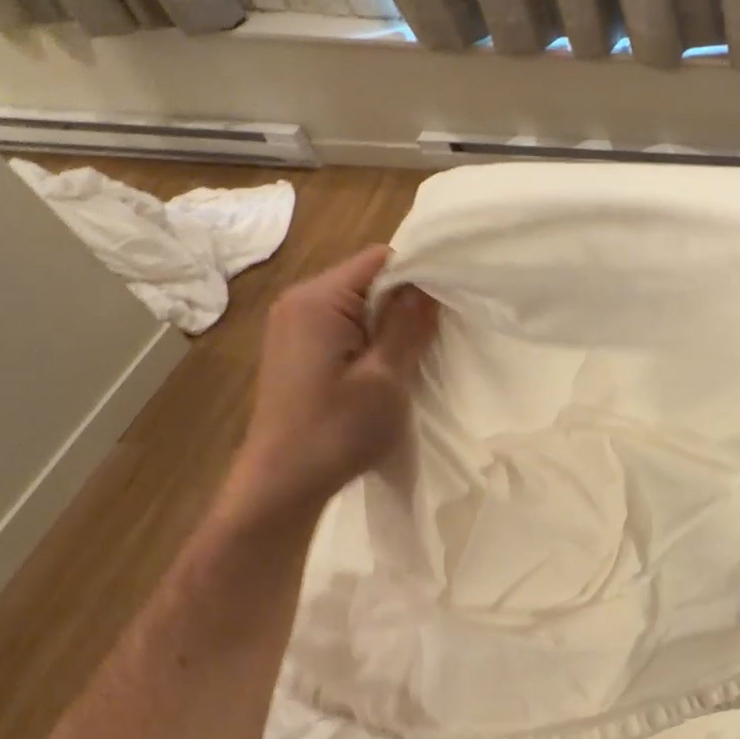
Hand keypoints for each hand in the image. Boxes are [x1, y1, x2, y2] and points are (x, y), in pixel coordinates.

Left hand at [224, 245, 438, 522]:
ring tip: (421, 353)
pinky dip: (373, 338)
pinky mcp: (298, 349)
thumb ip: (408, 327)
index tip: (454, 304)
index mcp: (318, 300)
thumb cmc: (338, 428)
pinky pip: (345, 326)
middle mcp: (299, 301)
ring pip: (358, 305)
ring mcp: (294, 326)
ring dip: (392, 323)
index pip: (380, 261)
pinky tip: (391, 367)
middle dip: (408, 301)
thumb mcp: (386, 378)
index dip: (421, 276)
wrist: (286, 477)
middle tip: (444, 334)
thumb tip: (429, 287)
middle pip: (368, 280)